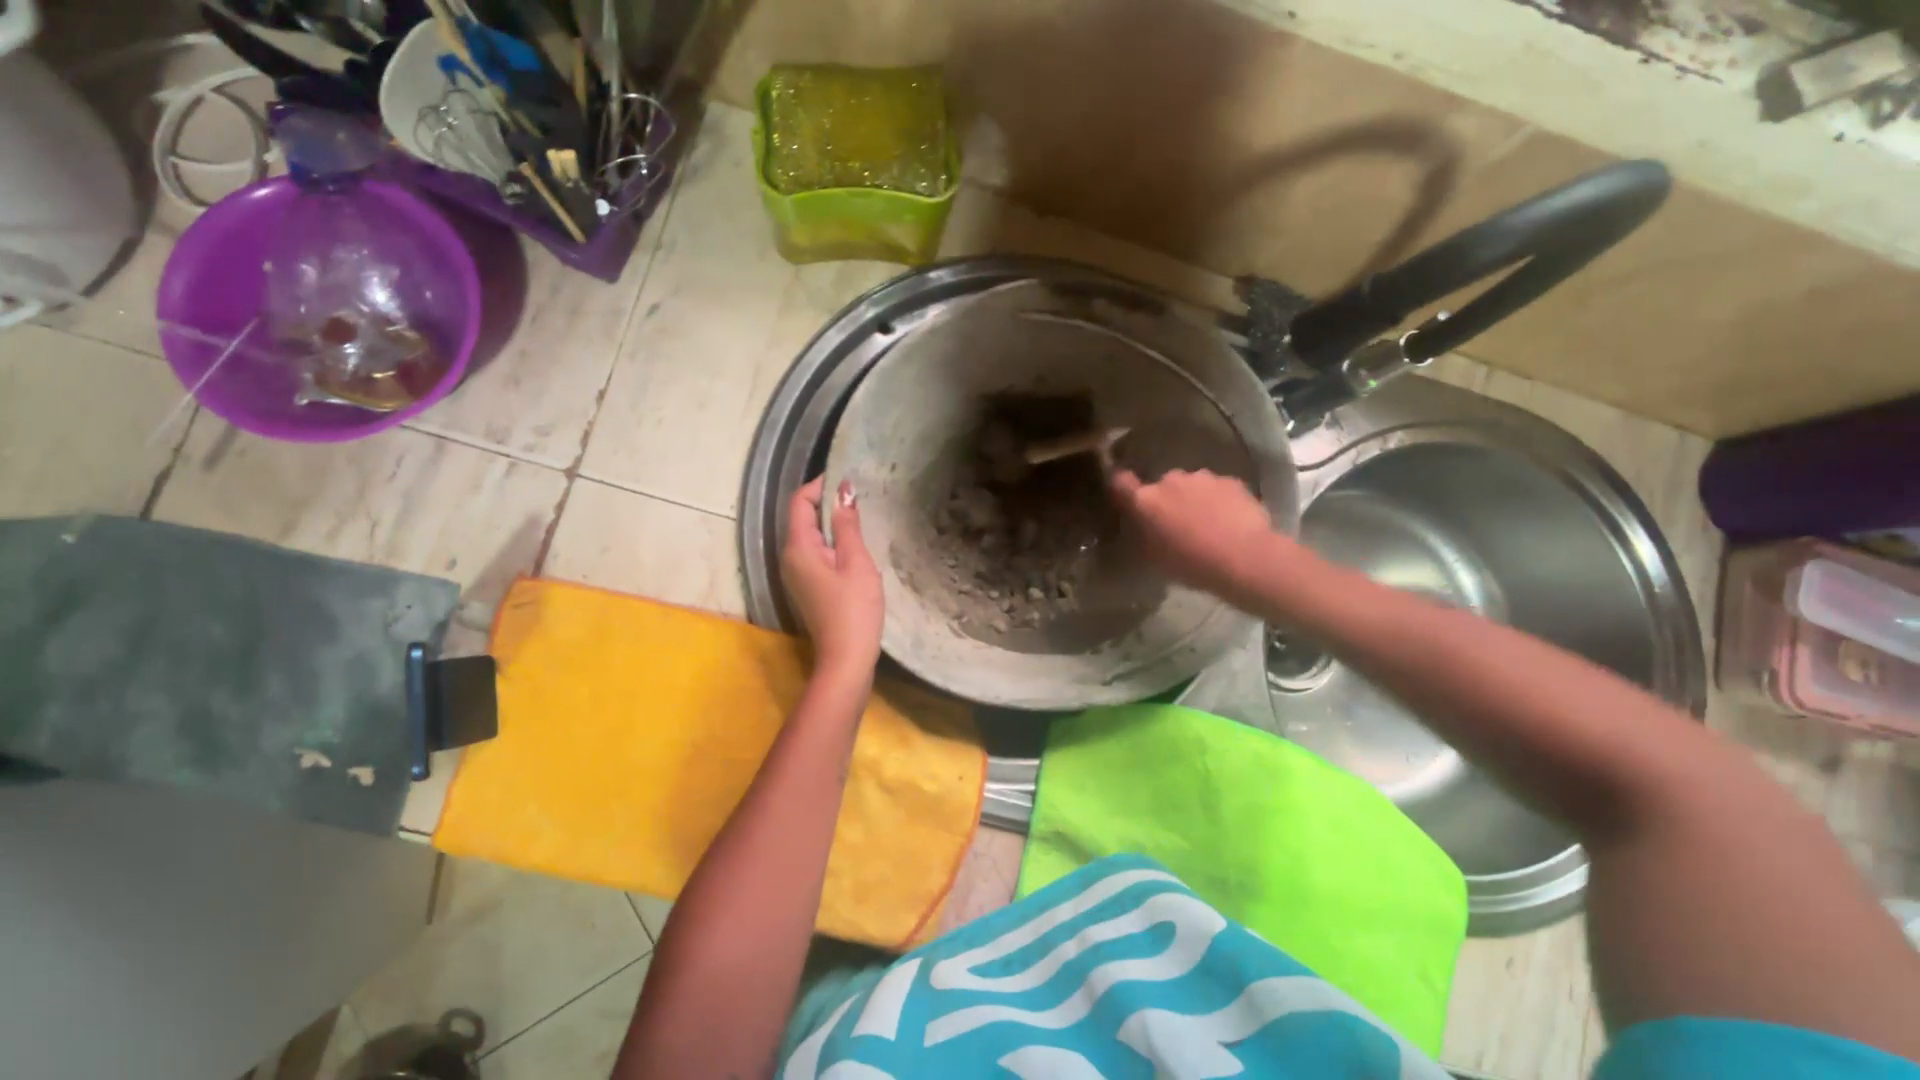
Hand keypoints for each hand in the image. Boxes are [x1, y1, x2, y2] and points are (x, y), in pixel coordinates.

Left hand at [782, 477, 883, 674]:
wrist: (846, 659)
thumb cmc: (854, 610)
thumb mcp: (856, 562)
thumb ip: (848, 524)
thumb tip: (843, 489)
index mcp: (798, 547)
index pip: (799, 501)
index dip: (820, 485)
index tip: (849, 479)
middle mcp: (789, 557)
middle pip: (802, 517)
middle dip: (827, 502)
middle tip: (860, 495)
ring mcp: (797, 574)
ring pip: (810, 536)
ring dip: (831, 523)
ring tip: (861, 516)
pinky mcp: (808, 586)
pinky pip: (815, 553)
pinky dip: (832, 542)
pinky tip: (855, 546)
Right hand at [1109, 468, 1294, 606]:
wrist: (1246, 558)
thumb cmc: (1193, 564)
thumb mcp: (1156, 559)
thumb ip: (1144, 535)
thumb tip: (1142, 525)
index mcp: (1146, 501)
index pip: (1121, 483)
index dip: (1122, 488)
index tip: (1126, 497)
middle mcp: (1171, 481)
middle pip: (1162, 486)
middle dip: (1168, 500)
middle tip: (1178, 525)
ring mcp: (1203, 477)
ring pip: (1192, 485)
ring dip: (1195, 499)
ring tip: (1210, 525)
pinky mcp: (1231, 480)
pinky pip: (1218, 488)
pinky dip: (1220, 501)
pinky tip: (1231, 522)